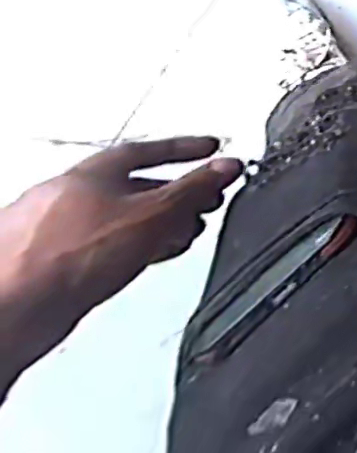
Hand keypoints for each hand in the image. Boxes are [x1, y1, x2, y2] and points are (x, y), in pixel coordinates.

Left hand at [0, 138, 242, 392]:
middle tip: (204, 199)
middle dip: (176, 194)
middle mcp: (53, 201)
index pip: (142, 150)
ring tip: (180, 233)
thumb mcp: (158, 212)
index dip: (183, 147)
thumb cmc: (66, 262)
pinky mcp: (36, 266)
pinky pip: (97, 244)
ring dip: (156, 223)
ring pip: (115, 217)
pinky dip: (129, 245)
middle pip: (131, 186)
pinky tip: (145, 256)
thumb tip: (225, 167)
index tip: (210, 148)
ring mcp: (40, 235)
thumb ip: (198, 186)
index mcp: (79, 178)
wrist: (8, 318)